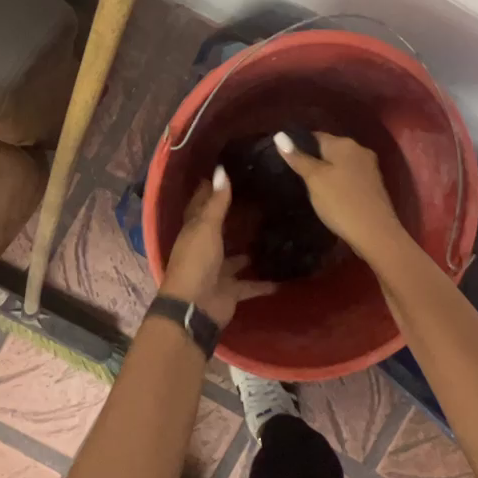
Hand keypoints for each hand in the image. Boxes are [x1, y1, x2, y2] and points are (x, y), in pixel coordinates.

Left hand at [158, 167, 275, 325]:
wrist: (194, 308)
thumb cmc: (197, 262)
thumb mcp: (206, 228)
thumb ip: (216, 202)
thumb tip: (220, 170)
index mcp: (194, 232)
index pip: (201, 206)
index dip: (209, 190)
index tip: (224, 173)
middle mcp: (205, 249)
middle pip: (219, 231)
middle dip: (234, 220)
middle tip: (258, 202)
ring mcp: (218, 272)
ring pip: (236, 259)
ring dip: (248, 252)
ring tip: (272, 236)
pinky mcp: (230, 291)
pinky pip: (250, 286)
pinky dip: (264, 284)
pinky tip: (283, 277)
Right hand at [273, 131, 407, 255]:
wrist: (375, 233)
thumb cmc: (341, 202)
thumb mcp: (314, 179)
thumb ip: (298, 157)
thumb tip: (279, 136)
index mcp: (344, 144)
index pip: (315, 136)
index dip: (298, 145)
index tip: (284, 158)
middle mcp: (360, 150)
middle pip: (329, 149)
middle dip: (313, 159)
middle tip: (294, 174)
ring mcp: (369, 168)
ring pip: (340, 164)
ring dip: (326, 172)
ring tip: (308, 187)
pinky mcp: (373, 185)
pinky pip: (349, 177)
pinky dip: (338, 182)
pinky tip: (329, 196)